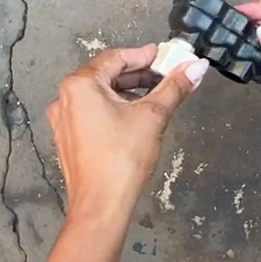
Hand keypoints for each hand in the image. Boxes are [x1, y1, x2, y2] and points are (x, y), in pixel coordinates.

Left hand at [46, 44, 204, 221]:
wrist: (101, 205)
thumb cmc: (121, 160)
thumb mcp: (153, 116)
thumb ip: (174, 87)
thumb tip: (195, 67)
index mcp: (80, 85)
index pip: (115, 58)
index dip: (143, 55)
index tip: (164, 56)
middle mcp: (66, 98)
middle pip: (106, 74)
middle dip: (138, 74)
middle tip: (165, 74)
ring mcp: (64, 120)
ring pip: (99, 94)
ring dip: (127, 91)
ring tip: (155, 95)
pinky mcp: (69, 138)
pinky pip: (92, 112)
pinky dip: (114, 108)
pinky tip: (135, 116)